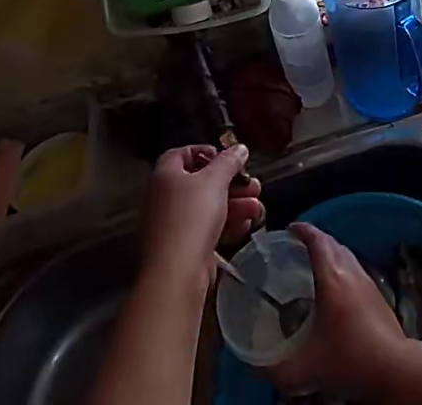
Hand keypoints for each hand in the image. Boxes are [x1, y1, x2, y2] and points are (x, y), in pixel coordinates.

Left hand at [141, 144, 263, 295]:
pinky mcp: (185, 247)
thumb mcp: (215, 180)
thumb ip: (230, 161)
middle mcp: (166, 198)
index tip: (227, 157)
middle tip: (252, 184)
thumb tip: (240, 148)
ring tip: (256, 207)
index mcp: (165, 176)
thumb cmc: (193, 216)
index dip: (205, 151)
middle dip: (232, 182)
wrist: (177, 273)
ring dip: (237, 203)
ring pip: (210, 206)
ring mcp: (174, 225)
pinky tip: (246, 225)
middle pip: (203, 181)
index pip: (181, 153)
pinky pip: (209, 228)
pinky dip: (228, 225)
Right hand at [267, 223, 410, 398]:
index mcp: (332, 279)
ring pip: (345, 254)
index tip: (289, 228)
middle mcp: (350, 271)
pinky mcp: (376, 292)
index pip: (317, 241)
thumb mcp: (302, 370)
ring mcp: (366, 279)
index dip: (303, 230)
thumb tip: (254, 365)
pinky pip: (353, 267)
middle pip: (332, 243)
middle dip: (314, 238)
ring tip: (311, 263)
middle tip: (294, 246)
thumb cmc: (347, 359)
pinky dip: (339, 265)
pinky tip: (333, 285)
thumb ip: (272, 369)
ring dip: (328, 250)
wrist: (391, 366)